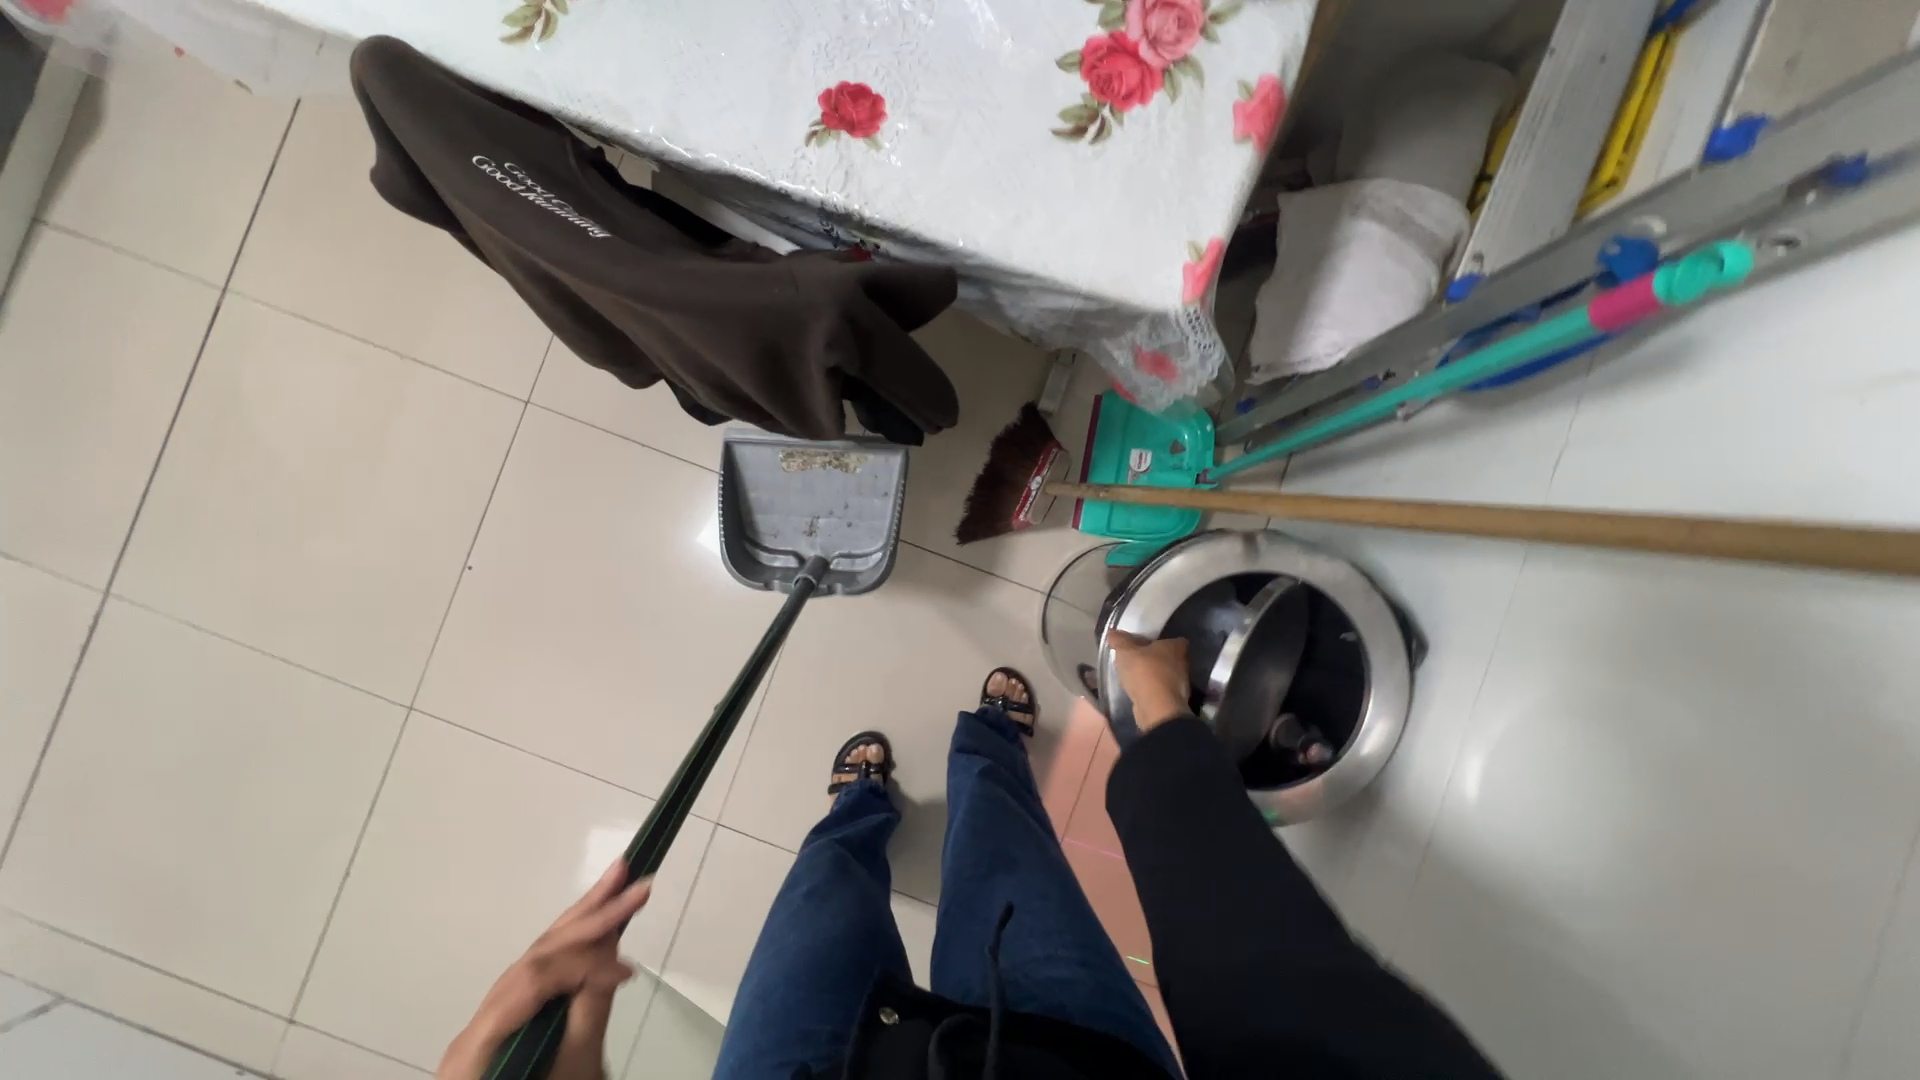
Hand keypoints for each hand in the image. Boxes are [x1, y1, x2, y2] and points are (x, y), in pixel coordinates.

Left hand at [437, 859, 651, 1079]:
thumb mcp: (573, 1072)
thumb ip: (587, 1011)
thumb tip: (610, 955)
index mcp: (478, 1045)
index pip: (536, 978)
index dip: (586, 964)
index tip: (631, 974)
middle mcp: (478, 1022)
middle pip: (537, 956)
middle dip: (589, 915)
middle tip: (630, 875)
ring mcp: (493, 1016)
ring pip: (540, 955)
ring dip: (585, 916)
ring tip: (620, 877)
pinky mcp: (512, 1016)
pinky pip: (543, 970)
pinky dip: (575, 941)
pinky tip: (598, 916)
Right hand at [1107, 631, 1190, 731]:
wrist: (1156, 709)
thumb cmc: (1144, 672)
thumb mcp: (1126, 652)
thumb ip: (1119, 640)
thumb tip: (1113, 631)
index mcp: (1175, 647)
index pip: (1175, 640)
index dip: (1162, 641)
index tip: (1147, 643)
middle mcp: (1182, 663)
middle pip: (1168, 657)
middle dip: (1155, 657)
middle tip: (1137, 657)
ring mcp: (1180, 683)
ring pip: (1165, 674)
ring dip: (1153, 674)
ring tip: (1134, 674)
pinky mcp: (1173, 699)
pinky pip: (1160, 689)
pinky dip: (1151, 688)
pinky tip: (1138, 689)